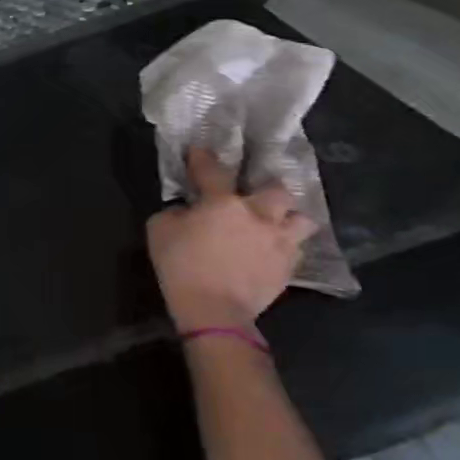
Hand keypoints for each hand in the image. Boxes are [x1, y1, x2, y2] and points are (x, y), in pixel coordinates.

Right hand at [147, 148, 317, 332]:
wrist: (214, 308)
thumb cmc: (179, 264)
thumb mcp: (158, 230)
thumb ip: (175, 213)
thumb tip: (188, 210)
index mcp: (222, 204)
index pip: (212, 171)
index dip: (203, 158)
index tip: (199, 151)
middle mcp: (259, 215)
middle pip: (276, 190)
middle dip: (264, 189)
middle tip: (250, 195)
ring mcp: (280, 240)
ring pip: (301, 218)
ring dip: (286, 217)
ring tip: (272, 223)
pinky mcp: (290, 264)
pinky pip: (296, 246)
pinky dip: (284, 243)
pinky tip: (269, 249)